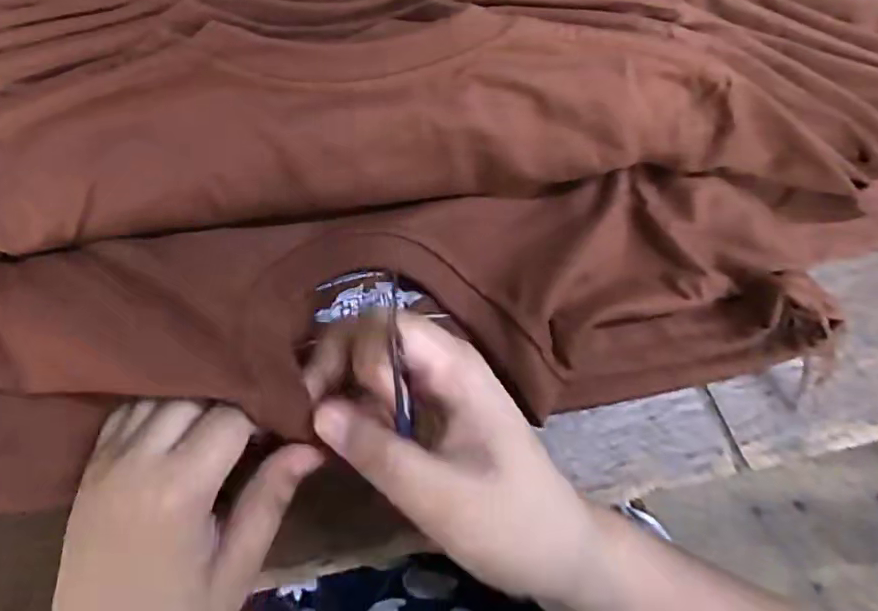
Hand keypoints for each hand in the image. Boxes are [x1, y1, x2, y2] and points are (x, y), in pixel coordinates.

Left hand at [54, 400, 324, 610]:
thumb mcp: (234, 571)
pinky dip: (158, 402)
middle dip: (230, 397)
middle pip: (196, 393)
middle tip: (256, 415)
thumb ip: (269, 500)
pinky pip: (129, 406)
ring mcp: (109, 455)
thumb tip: (312, 446)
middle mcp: (140, 458)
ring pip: (162, 391)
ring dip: (195, 395)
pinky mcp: (92, 460)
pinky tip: (179, 418)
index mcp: (179, 488)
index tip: (282, 419)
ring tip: (220, 413)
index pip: (233, 415)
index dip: (263, 410)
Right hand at [306, 315, 789, 610]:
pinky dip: (354, 402)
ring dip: (342, 383)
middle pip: (372, 332)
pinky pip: (379, 384)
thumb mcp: (440, 497)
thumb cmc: (509, 522)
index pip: (386, 324)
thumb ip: (378, 452)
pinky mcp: (427, 404)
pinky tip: (343, 435)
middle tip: (319, 416)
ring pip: (370, 356)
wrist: (561, 554)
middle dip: (337, 363)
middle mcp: (440, 358)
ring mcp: (434, 380)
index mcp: (453, 363)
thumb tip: (316, 409)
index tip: (343, 406)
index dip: (355, 355)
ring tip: (328, 430)